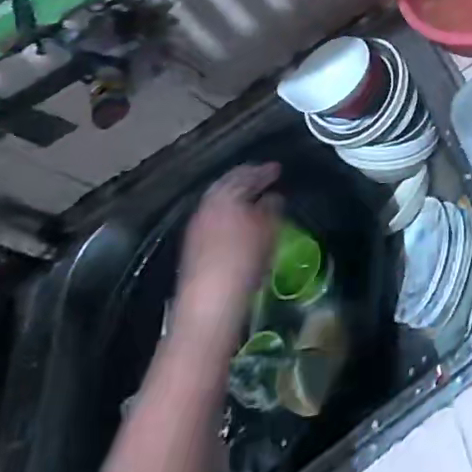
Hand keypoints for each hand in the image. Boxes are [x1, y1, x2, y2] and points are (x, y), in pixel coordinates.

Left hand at [174, 163, 281, 345]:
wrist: (208, 303)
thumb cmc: (244, 261)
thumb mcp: (268, 230)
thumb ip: (272, 207)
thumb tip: (273, 196)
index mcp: (225, 198)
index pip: (245, 175)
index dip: (263, 170)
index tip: (277, 168)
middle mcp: (207, 207)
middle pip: (227, 185)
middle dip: (246, 178)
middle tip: (264, 176)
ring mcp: (197, 226)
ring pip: (219, 201)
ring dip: (236, 195)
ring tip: (254, 197)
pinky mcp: (193, 244)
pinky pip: (213, 215)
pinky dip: (228, 210)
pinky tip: (239, 219)